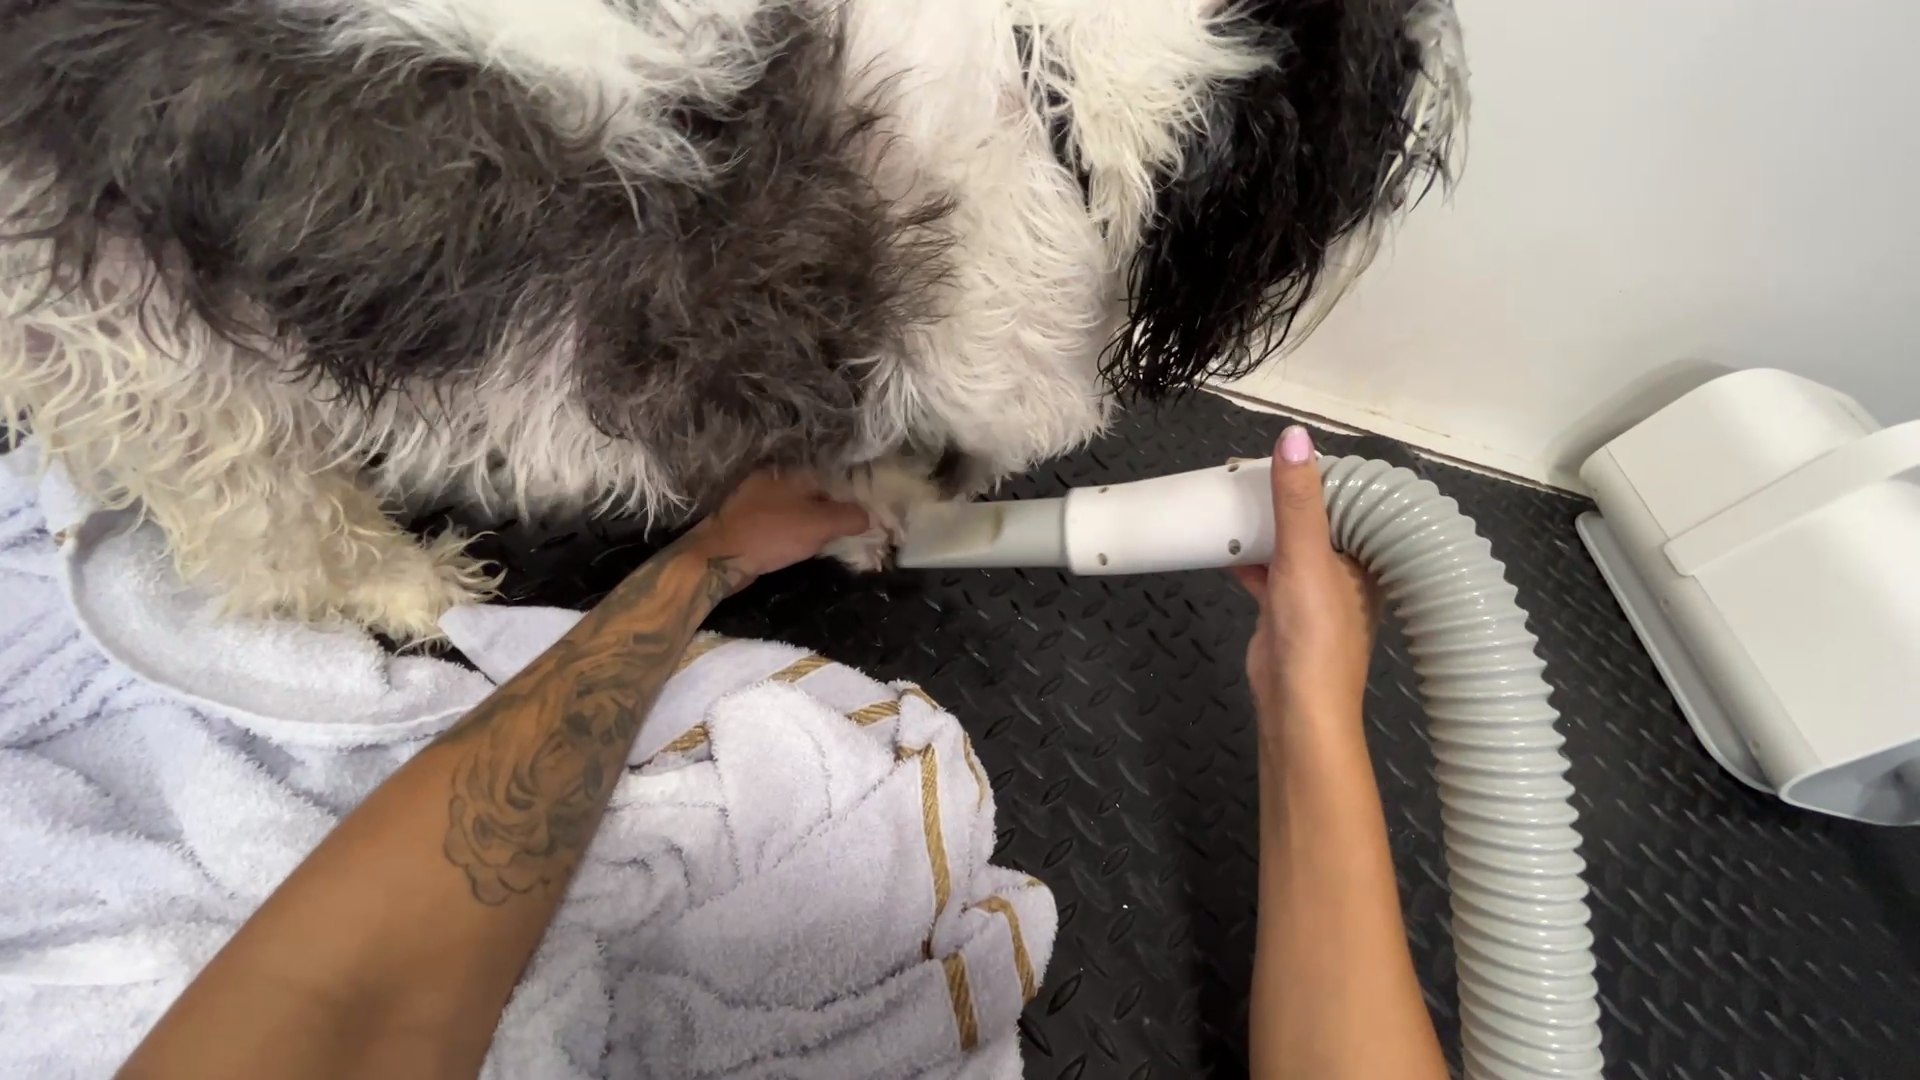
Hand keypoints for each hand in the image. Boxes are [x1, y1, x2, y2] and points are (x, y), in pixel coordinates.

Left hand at [686, 468, 871, 584]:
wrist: (719, 557)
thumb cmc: (773, 535)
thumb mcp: (820, 525)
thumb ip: (848, 517)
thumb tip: (866, 516)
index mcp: (792, 471)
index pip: (830, 479)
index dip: (846, 500)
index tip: (855, 522)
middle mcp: (772, 477)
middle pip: (811, 493)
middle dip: (826, 513)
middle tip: (839, 536)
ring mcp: (753, 497)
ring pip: (793, 508)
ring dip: (806, 524)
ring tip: (817, 543)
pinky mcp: (742, 518)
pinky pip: (776, 521)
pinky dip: (787, 532)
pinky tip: (790, 546)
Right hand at [1230, 427, 1380, 730]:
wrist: (1295, 703)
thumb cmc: (1313, 629)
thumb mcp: (1305, 555)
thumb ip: (1297, 500)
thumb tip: (1294, 435)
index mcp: (1368, 556)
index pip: (1350, 501)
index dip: (1321, 474)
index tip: (1286, 450)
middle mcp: (1347, 570)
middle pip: (1315, 520)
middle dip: (1284, 496)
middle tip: (1248, 469)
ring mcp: (1314, 591)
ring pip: (1288, 544)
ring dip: (1262, 525)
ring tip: (1232, 497)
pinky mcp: (1284, 609)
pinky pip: (1266, 569)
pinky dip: (1246, 556)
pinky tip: (1221, 542)